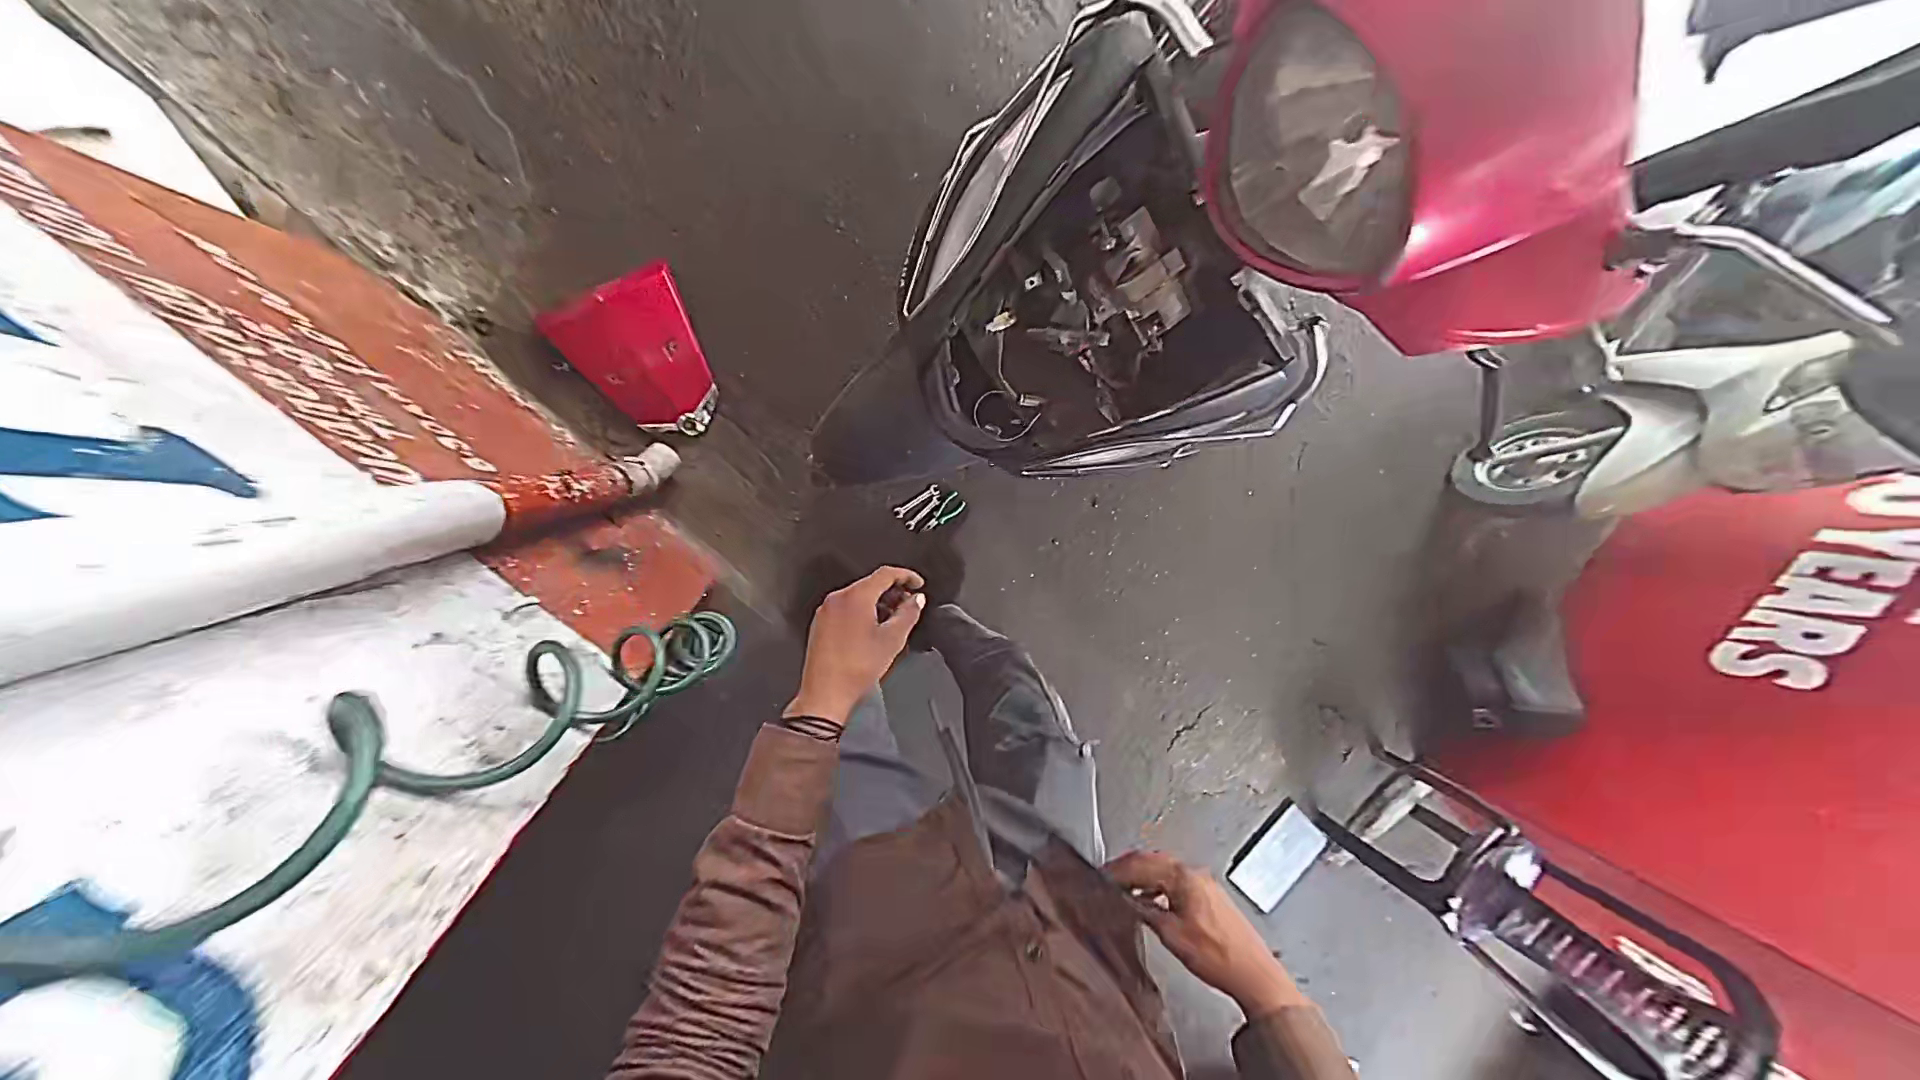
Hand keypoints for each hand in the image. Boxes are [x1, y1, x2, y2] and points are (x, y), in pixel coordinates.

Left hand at [783, 566, 925, 727]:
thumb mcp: (892, 640)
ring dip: (878, 603)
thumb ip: (908, 614)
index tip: (916, 583)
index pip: (885, 574)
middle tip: (908, 604)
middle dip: (893, 591)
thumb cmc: (854, 670)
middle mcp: (837, 599)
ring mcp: (826, 611)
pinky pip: (846, 608)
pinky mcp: (821, 624)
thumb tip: (916, 600)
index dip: (906, 575)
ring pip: (858, 596)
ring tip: (893, 620)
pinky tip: (873, 629)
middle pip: (870, 583)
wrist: (826, 694)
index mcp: (855, 597)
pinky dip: (862, 612)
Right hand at [1106, 850, 1307, 1017]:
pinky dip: (1158, 884)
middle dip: (1127, 867)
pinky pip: (1175, 880)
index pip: (1141, 864)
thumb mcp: (1172, 935)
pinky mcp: (1209, 895)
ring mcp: (1204, 883)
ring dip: (1142, 874)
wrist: (1256, 976)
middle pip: (1152, 861)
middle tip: (1108, 876)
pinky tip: (1150, 898)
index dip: (1117, 870)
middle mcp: (1195, 874)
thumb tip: (1126, 900)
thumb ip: (1145, 912)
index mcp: (1184, 877)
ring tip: (1124, 886)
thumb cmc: (1220, 958)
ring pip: (1164, 869)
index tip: (1102, 876)